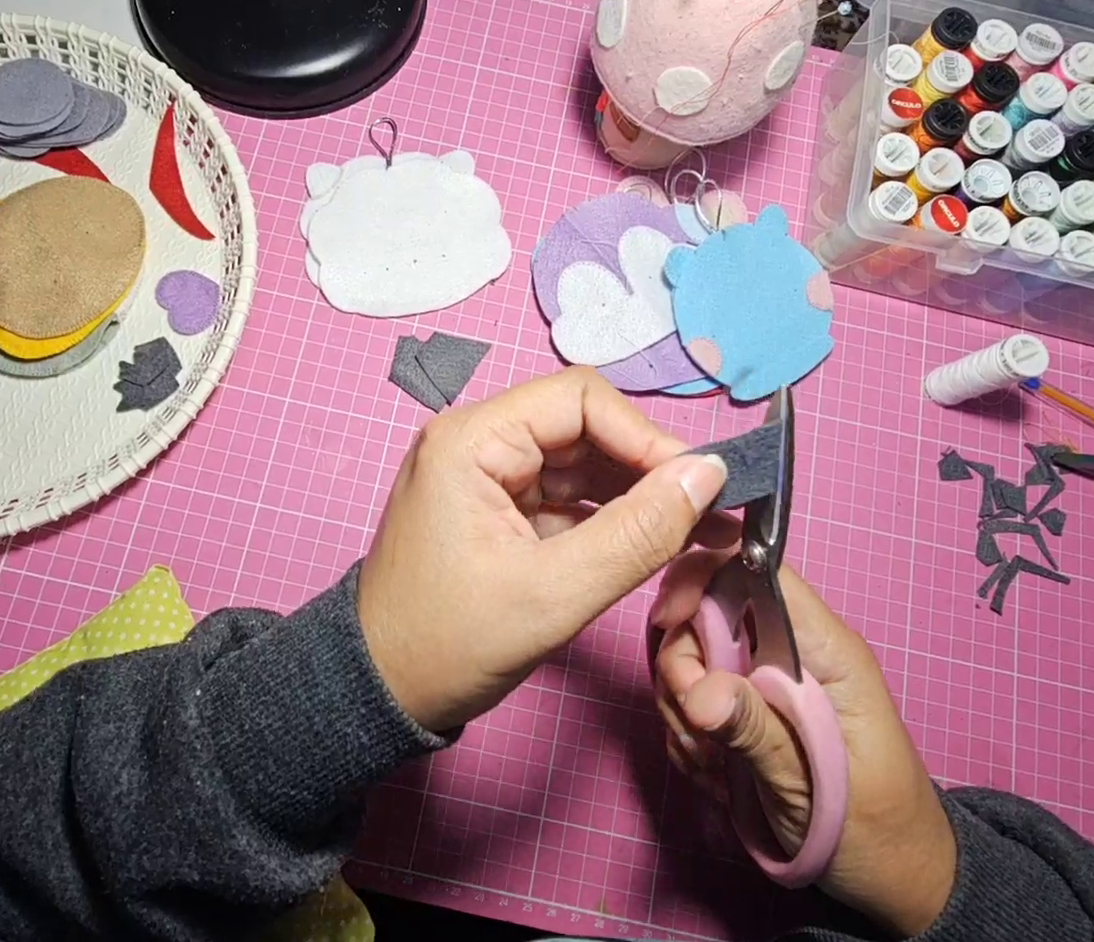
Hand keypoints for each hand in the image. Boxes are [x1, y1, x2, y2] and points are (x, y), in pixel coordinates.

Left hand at [358, 367, 736, 732]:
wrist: (383, 692)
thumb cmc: (447, 643)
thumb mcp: (552, 594)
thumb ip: (636, 533)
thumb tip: (706, 476)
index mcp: (472, 440)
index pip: (579, 400)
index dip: (645, 437)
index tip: (698, 483)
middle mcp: (479, 443)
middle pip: (584, 430)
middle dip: (648, 468)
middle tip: (711, 511)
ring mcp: (488, 477)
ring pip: (581, 465)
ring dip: (636, 495)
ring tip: (697, 529)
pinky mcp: (499, 510)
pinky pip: (566, 498)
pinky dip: (610, 518)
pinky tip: (653, 540)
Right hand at [652, 561, 956, 937]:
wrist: (892, 882)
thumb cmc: (875, 832)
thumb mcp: (813, 787)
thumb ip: (756, 733)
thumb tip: (699, 691)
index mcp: (821, 648)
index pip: (753, 569)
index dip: (701, 577)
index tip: (668, 622)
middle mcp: (786, 650)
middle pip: (704, 614)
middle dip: (682, 667)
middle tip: (695, 729)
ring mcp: (760, 678)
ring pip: (687, 659)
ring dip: (682, 711)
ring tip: (714, 767)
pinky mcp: (741, 706)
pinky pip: (688, 699)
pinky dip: (687, 735)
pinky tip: (714, 775)